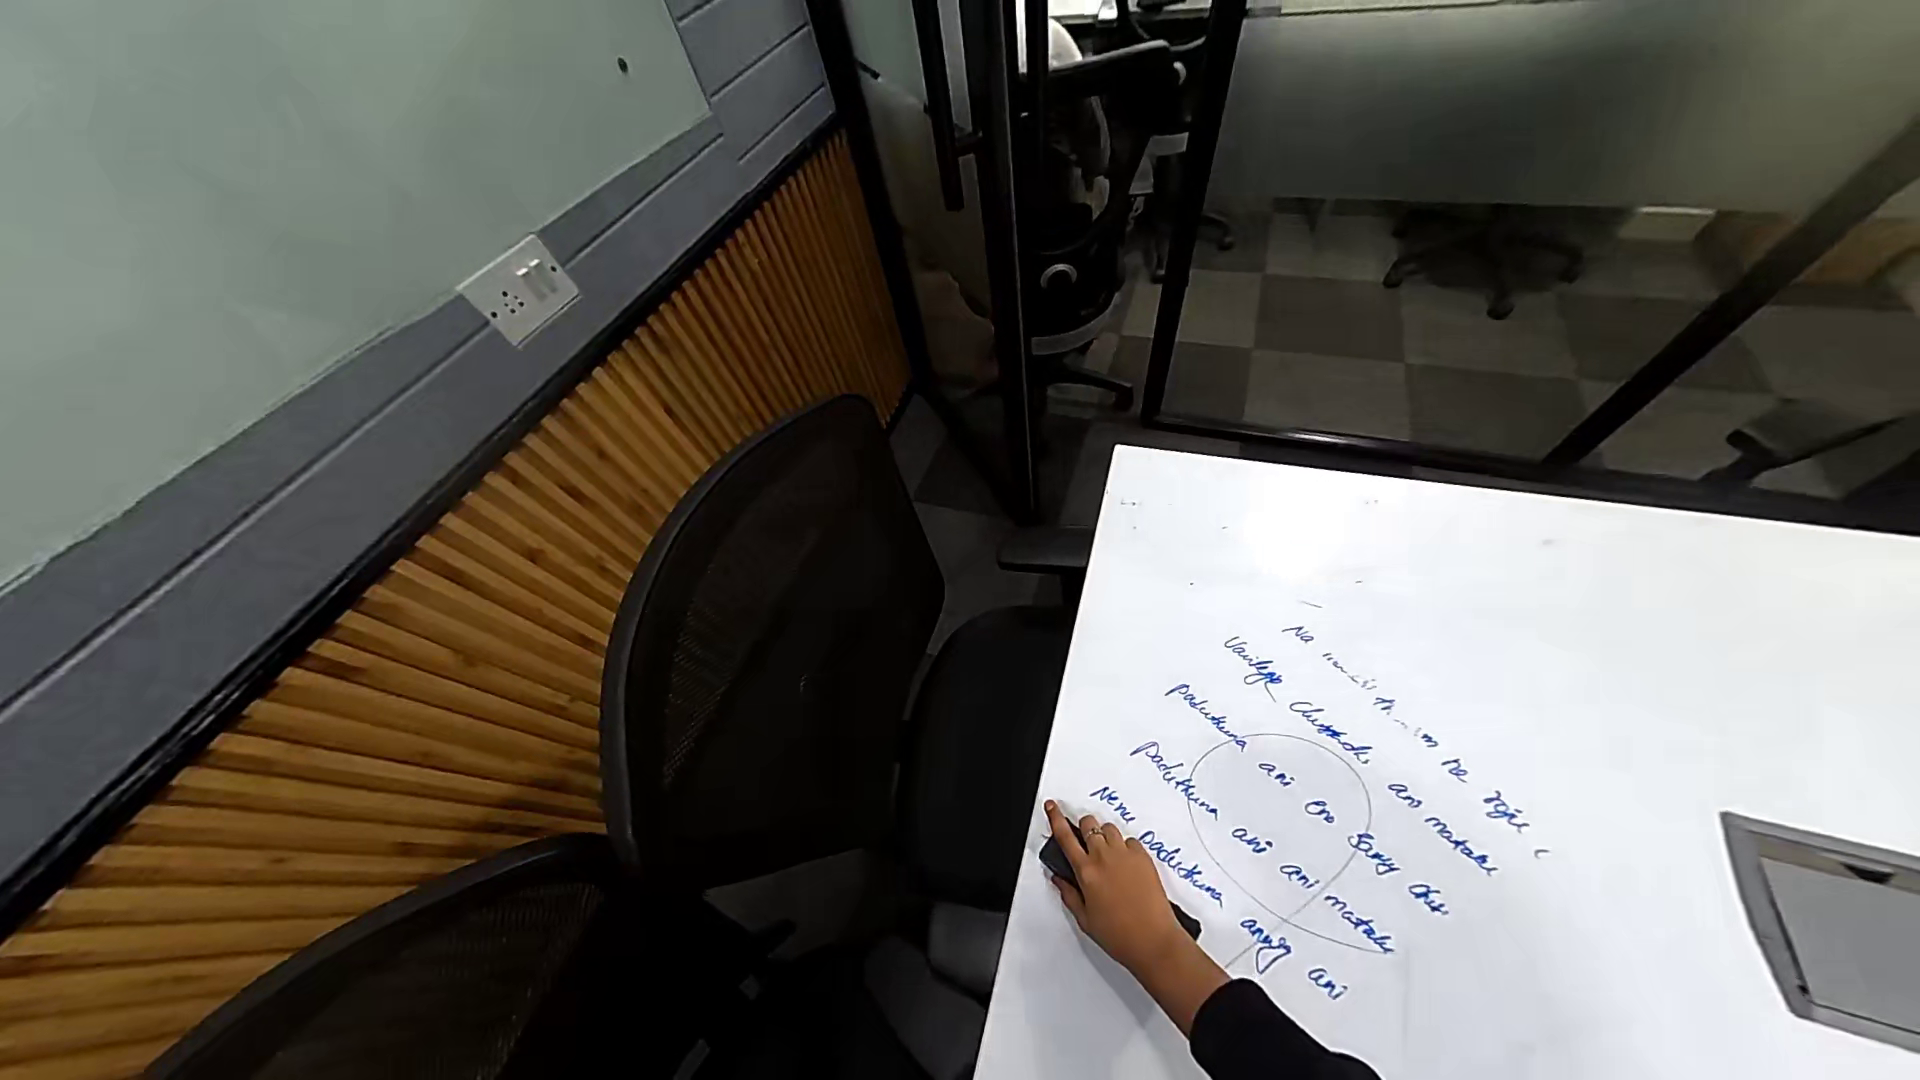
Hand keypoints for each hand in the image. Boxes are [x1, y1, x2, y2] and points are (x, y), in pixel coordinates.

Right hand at [1045, 799, 1228, 1035]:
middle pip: (1088, 824)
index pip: (1064, 836)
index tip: (1052, 807)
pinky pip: (1130, 840)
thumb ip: (1069, 895)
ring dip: (1104, 836)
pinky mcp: (1143, 857)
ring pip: (1108, 828)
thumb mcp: (1086, 919)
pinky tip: (1126, 863)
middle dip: (1084, 828)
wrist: (1154, 941)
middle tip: (1086, 841)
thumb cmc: (1121, 935)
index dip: (1055, 817)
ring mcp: (1125, 855)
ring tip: (1108, 854)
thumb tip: (1059, 880)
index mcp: (1086, 872)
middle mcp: (1104, 857)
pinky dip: (1125, 846)